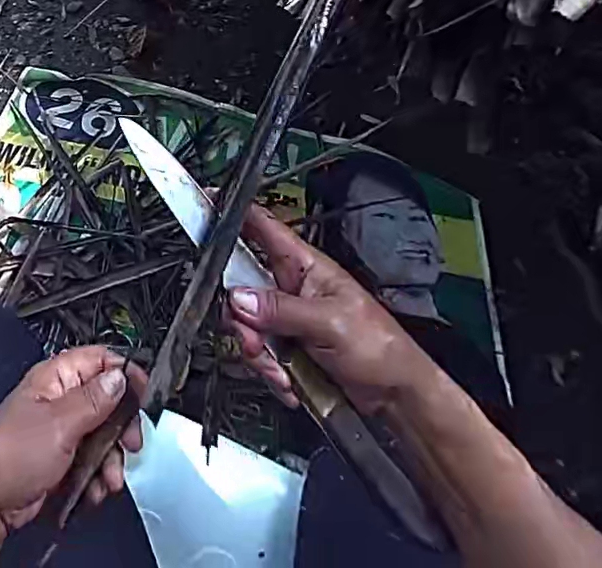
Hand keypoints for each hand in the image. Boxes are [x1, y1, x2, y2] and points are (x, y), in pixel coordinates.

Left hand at [0, 347, 147, 538]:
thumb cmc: (6, 458)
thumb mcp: (59, 424)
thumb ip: (94, 399)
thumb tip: (120, 376)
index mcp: (56, 376)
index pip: (101, 359)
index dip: (124, 373)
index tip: (141, 393)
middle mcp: (60, 398)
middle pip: (108, 399)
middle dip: (121, 425)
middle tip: (130, 441)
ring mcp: (62, 428)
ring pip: (104, 433)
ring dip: (112, 457)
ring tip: (108, 476)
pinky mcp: (63, 455)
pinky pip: (93, 458)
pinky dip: (99, 474)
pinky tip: (95, 487)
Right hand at [226, 203, 438, 414]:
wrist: (395, 396)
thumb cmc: (380, 346)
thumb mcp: (328, 322)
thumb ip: (280, 309)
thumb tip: (239, 297)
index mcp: (304, 264)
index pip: (261, 227)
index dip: (233, 212)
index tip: (206, 205)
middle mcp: (290, 286)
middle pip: (240, 285)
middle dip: (241, 319)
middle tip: (254, 340)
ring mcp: (286, 316)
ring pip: (245, 324)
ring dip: (257, 353)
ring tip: (281, 369)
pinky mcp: (286, 345)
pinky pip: (258, 353)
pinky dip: (269, 371)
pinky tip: (290, 381)